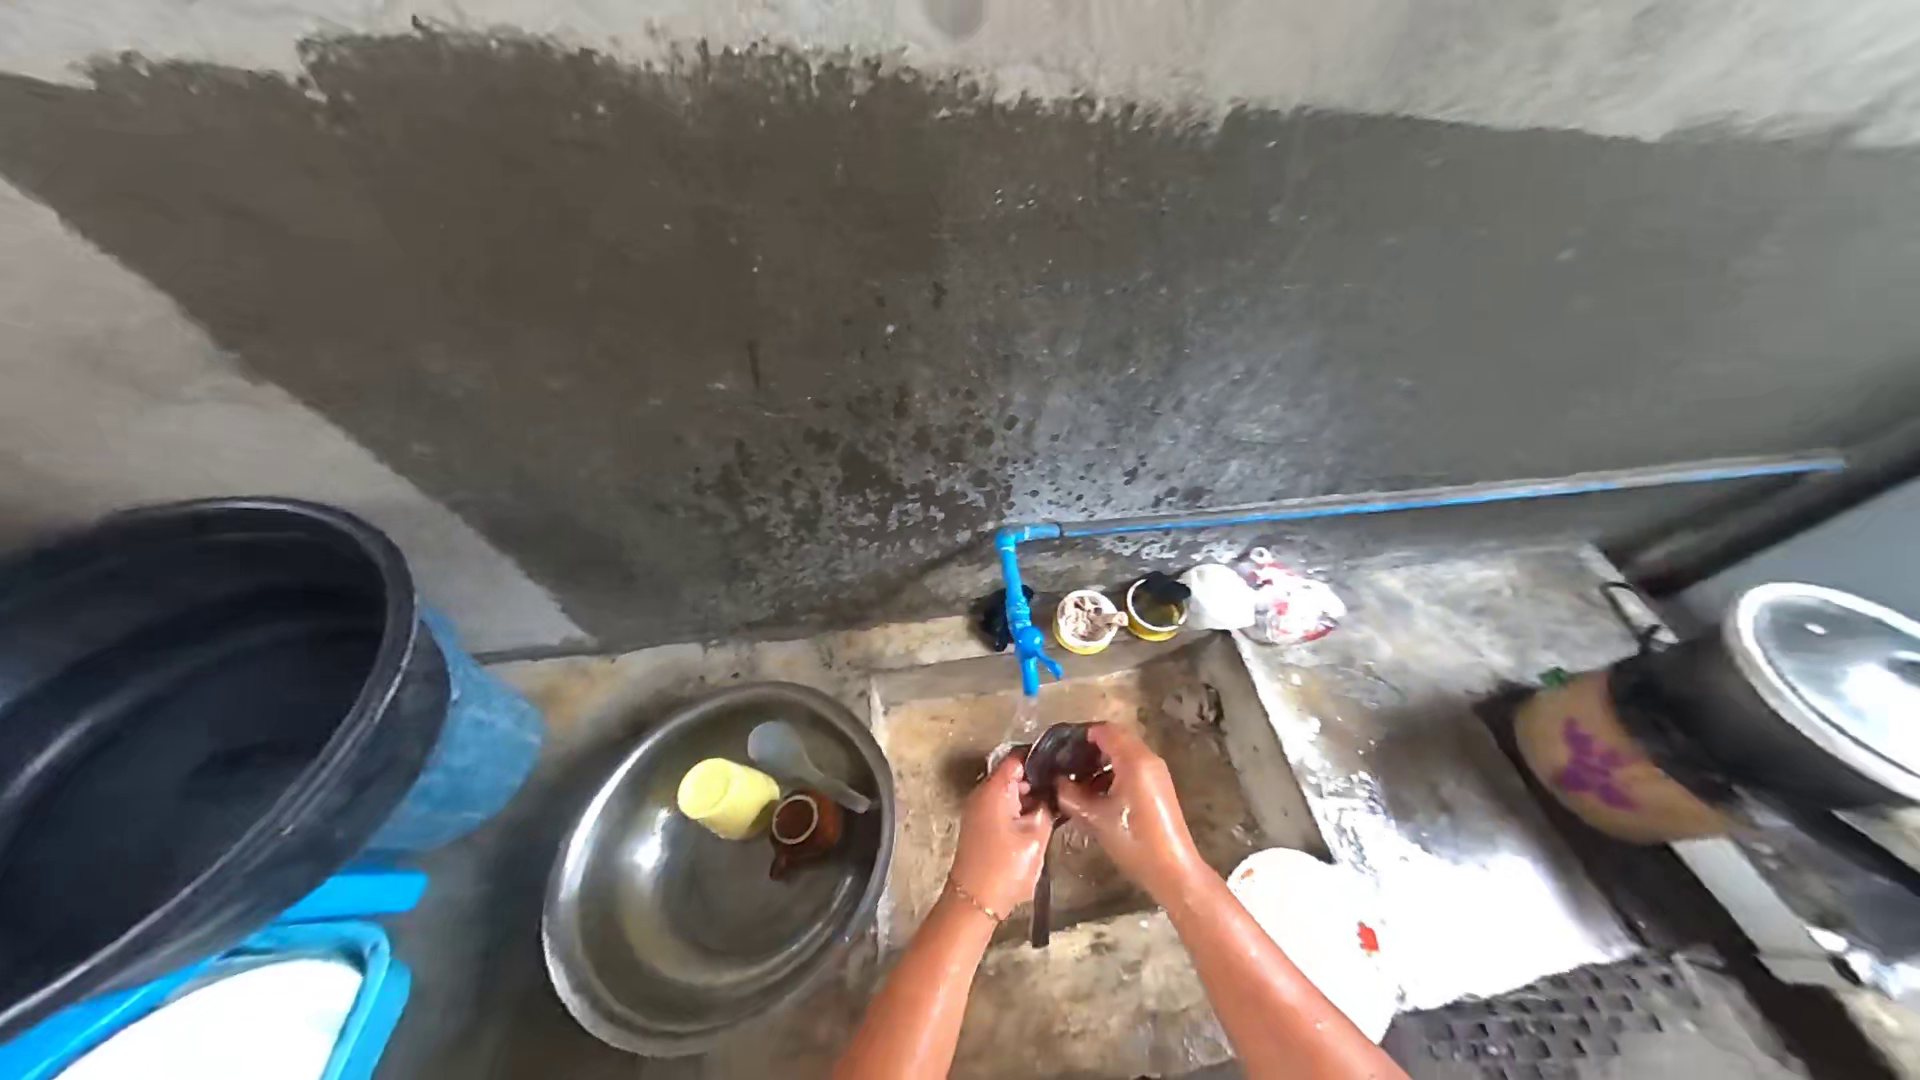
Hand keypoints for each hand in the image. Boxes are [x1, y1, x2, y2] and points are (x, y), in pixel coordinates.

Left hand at [947, 752, 1052, 916]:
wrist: (974, 901)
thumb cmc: (1006, 867)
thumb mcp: (1035, 837)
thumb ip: (1046, 809)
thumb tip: (1052, 794)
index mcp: (994, 789)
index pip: (1017, 758)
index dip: (1040, 756)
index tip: (1062, 761)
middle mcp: (982, 792)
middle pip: (1012, 773)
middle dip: (1037, 778)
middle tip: (1064, 785)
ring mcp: (979, 808)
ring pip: (1007, 790)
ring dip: (1029, 795)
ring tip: (1056, 801)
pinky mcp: (980, 823)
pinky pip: (1002, 804)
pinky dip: (1019, 807)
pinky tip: (1038, 817)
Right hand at [1055, 724, 1204, 900]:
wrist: (1173, 872)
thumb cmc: (1133, 841)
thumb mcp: (1094, 818)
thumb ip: (1070, 794)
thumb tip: (1056, 780)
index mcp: (1134, 760)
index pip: (1104, 730)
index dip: (1081, 735)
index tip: (1060, 747)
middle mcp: (1148, 759)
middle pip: (1115, 739)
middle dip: (1089, 748)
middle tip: (1066, 762)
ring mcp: (1156, 773)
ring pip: (1124, 753)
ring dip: (1101, 761)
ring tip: (1078, 779)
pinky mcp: (1158, 787)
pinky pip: (1132, 767)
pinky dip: (1114, 772)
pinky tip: (1097, 793)